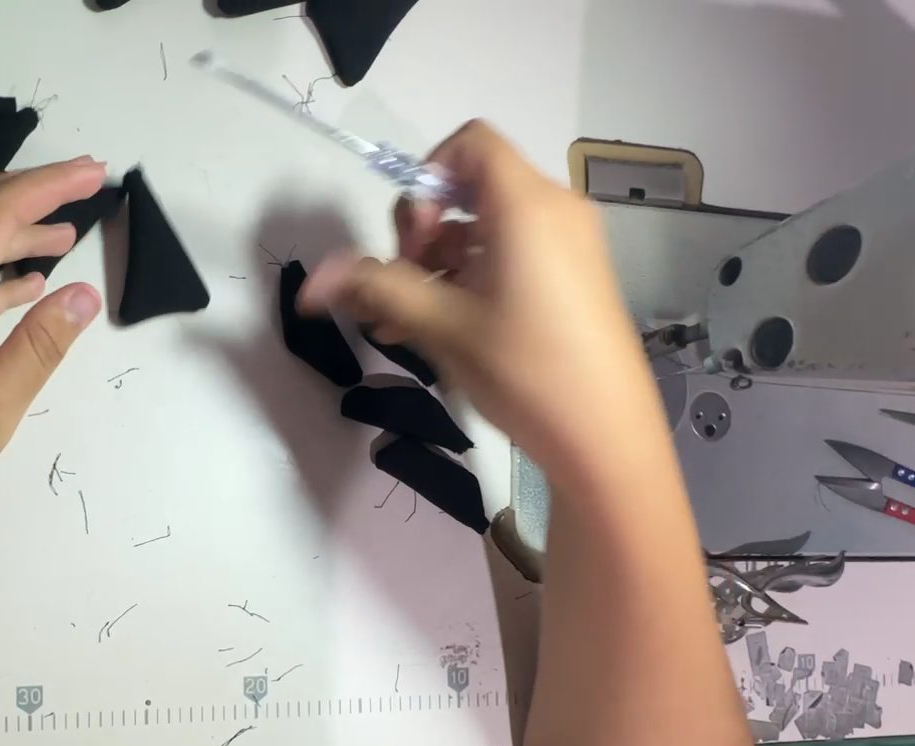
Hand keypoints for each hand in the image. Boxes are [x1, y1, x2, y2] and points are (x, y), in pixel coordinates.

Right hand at [298, 122, 662, 484]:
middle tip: (400, 290)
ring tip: (399, 325)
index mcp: (526, 206)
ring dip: (431, 270)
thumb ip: (374, 290)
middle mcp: (550, 212)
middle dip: (419, 234)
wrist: (602, 433)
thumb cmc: (525, 369)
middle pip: (467, 190)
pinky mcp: (565, 280)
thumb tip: (312, 282)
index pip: (468, 144)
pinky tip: (430, 332)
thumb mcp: (441, 327)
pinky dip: (462, 283)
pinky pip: (503, 261)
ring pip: (479, 234)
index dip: (423, 179)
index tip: (407, 242)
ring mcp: (562, 247)